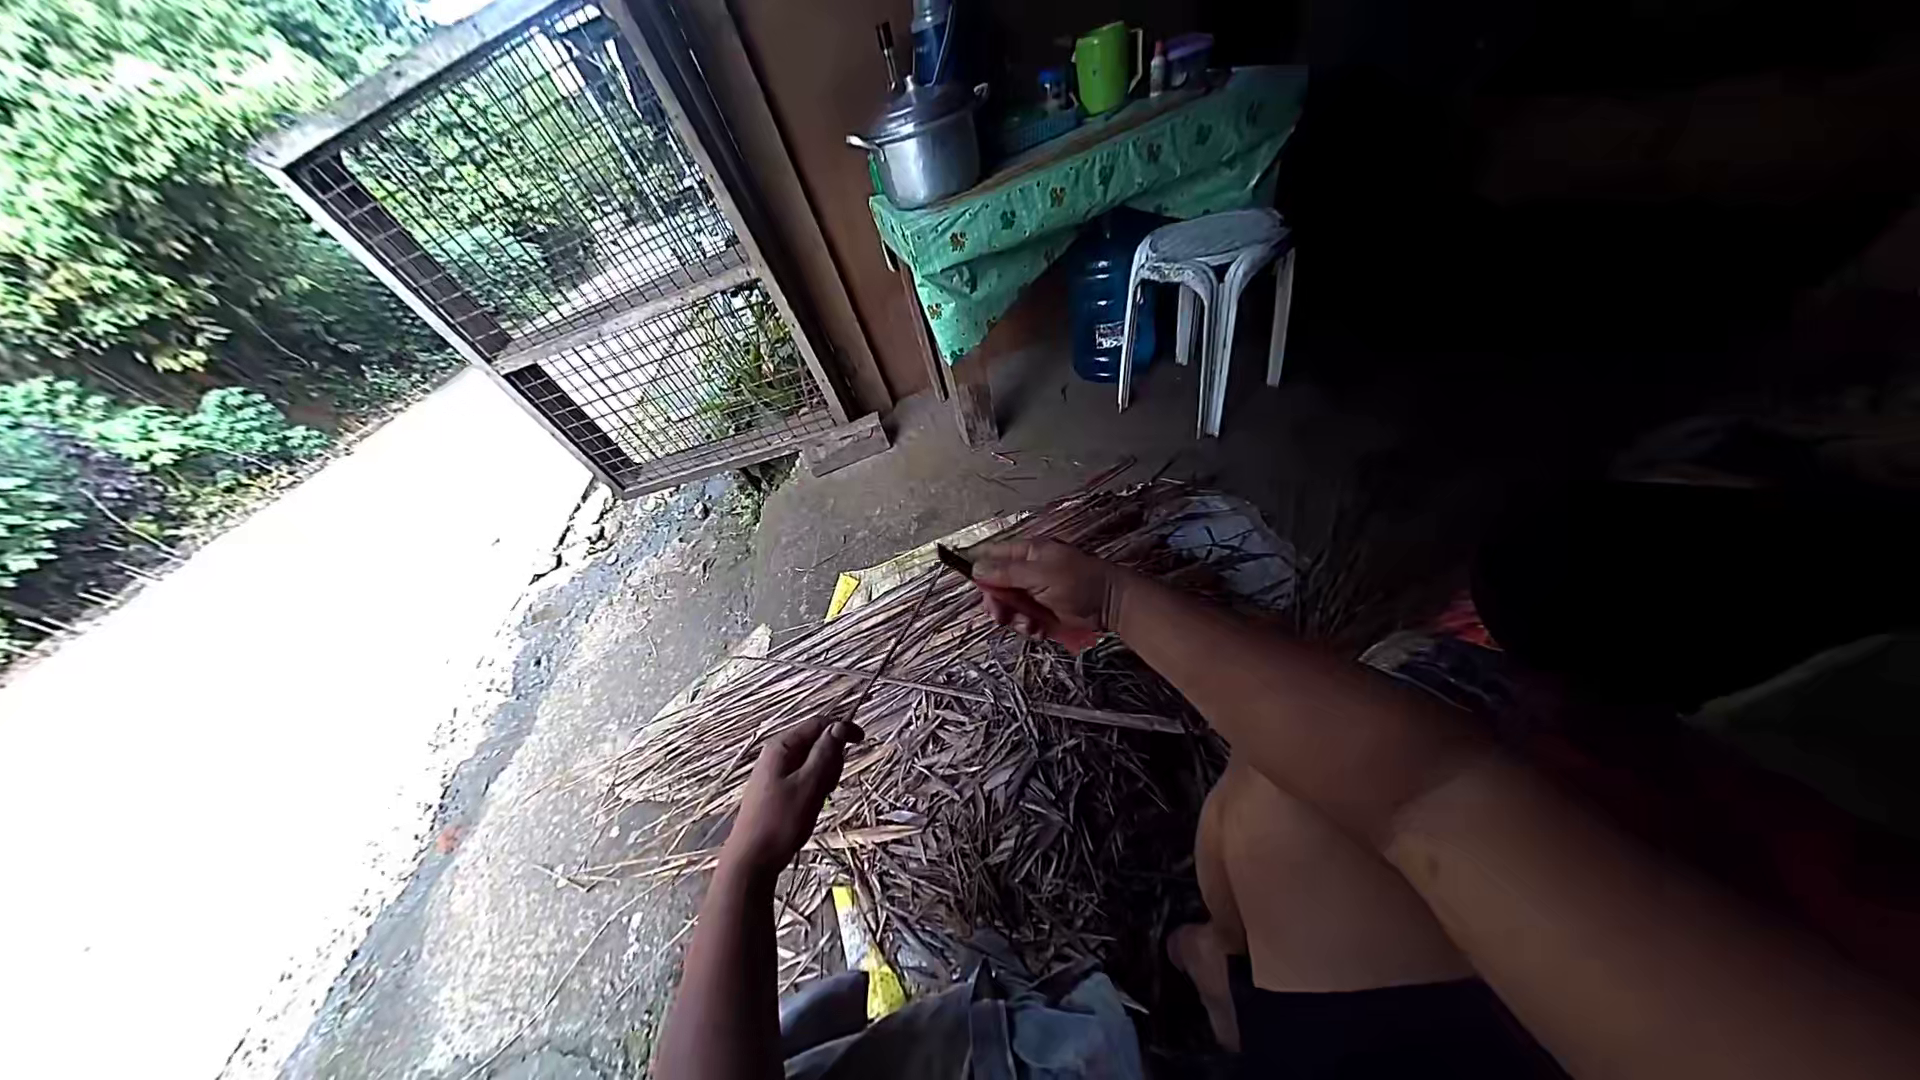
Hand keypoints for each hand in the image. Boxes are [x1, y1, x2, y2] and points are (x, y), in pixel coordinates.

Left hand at [723, 715, 862, 880]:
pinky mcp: (777, 790)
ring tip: (818, 800)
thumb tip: (839, 725)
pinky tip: (811, 806)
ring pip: (812, 762)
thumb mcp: (809, 785)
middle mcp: (777, 754)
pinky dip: (814, 787)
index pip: (818, 724)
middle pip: (816, 742)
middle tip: (829, 785)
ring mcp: (775, 773)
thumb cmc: (780, 822)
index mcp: (781, 747)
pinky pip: (804, 778)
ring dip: (824, 776)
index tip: (862, 741)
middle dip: (831, 759)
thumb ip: (825, 753)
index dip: (841, 728)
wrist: (751, 863)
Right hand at [964, 539, 1126, 645]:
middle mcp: (1026, 571)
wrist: (1111, 605)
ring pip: (1008, 606)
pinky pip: (1023, 619)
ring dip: (1014, 618)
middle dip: (997, 602)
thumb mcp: (1039, 575)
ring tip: (1029, 624)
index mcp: (1026, 553)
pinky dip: (1028, 627)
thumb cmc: (1077, 582)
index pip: (992, 555)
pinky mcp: (1042, 611)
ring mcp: (1034, 592)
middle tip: (1000, 615)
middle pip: (995, 585)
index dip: (979, 569)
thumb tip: (975, 568)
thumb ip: (1006, 573)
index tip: (974, 586)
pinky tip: (1039, 630)